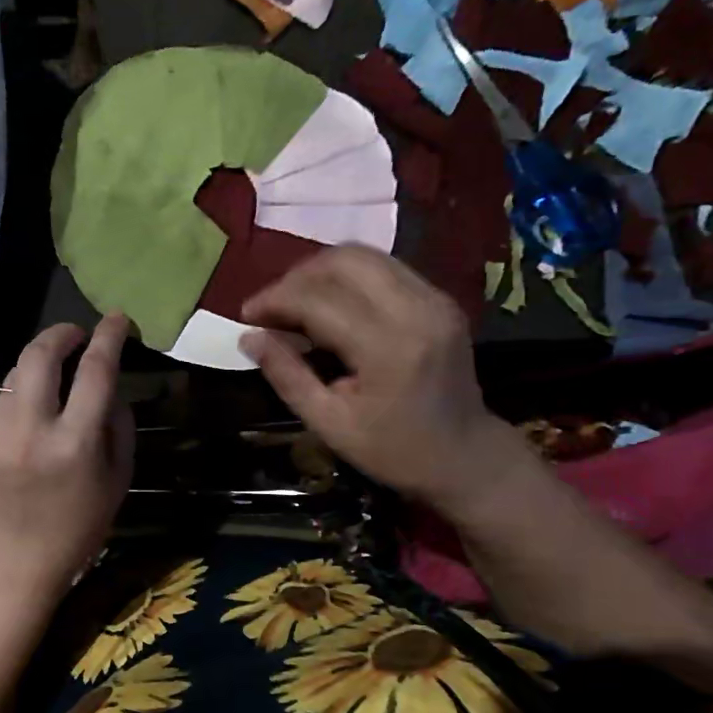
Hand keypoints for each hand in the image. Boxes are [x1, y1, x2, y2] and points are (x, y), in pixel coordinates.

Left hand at [0, 314, 134, 598]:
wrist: (22, 561)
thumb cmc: (83, 523)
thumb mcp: (119, 474)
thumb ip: (117, 420)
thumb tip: (107, 380)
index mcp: (75, 443)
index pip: (94, 371)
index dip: (108, 337)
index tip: (116, 319)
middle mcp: (30, 431)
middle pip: (39, 356)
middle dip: (61, 333)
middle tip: (77, 335)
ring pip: (15, 373)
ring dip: (39, 362)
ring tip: (57, 372)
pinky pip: (2, 399)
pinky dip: (22, 392)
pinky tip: (33, 410)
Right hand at [239, 246, 530, 509]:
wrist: (466, 456)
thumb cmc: (394, 452)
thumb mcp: (330, 425)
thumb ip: (287, 376)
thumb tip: (249, 337)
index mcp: (388, 349)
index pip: (319, 300)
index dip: (275, 300)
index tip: (247, 314)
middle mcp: (416, 310)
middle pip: (343, 261)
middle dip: (296, 276)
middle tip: (272, 306)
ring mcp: (434, 299)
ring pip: (365, 256)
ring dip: (321, 271)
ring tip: (296, 301)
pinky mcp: (441, 298)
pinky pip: (385, 268)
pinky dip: (349, 277)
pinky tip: (331, 304)